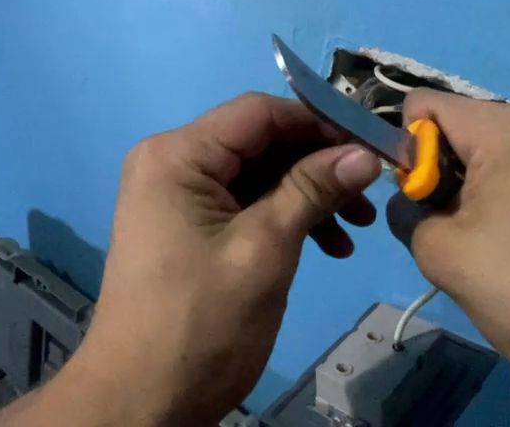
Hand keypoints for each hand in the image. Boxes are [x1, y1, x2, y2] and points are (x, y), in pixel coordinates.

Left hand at [3, 93, 383, 426]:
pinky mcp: (183, 222)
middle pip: (257, 141)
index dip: (317, 122)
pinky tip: (324, 246)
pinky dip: (280, 216)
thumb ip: (311, 191)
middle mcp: (169, 158)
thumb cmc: (201, 323)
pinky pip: (239, 200)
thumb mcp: (264, 251)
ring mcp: (173, 191)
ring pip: (253, 172)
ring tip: (354, 230)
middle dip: (315, 164)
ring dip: (305, 194)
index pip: (257, 112)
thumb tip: (364, 154)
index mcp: (177, 153)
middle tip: (369, 195)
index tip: (370, 146)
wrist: (139, 401)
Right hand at [396, 91, 509, 426]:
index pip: (422, 104)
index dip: (407, 150)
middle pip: (464, 127)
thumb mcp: (442, 256)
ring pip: (499, 151)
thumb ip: (405, 211)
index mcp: (508, 126)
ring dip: (482, 188)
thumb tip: (413, 201)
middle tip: (461, 232)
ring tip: (501, 249)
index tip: (426, 202)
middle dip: (446, 172)